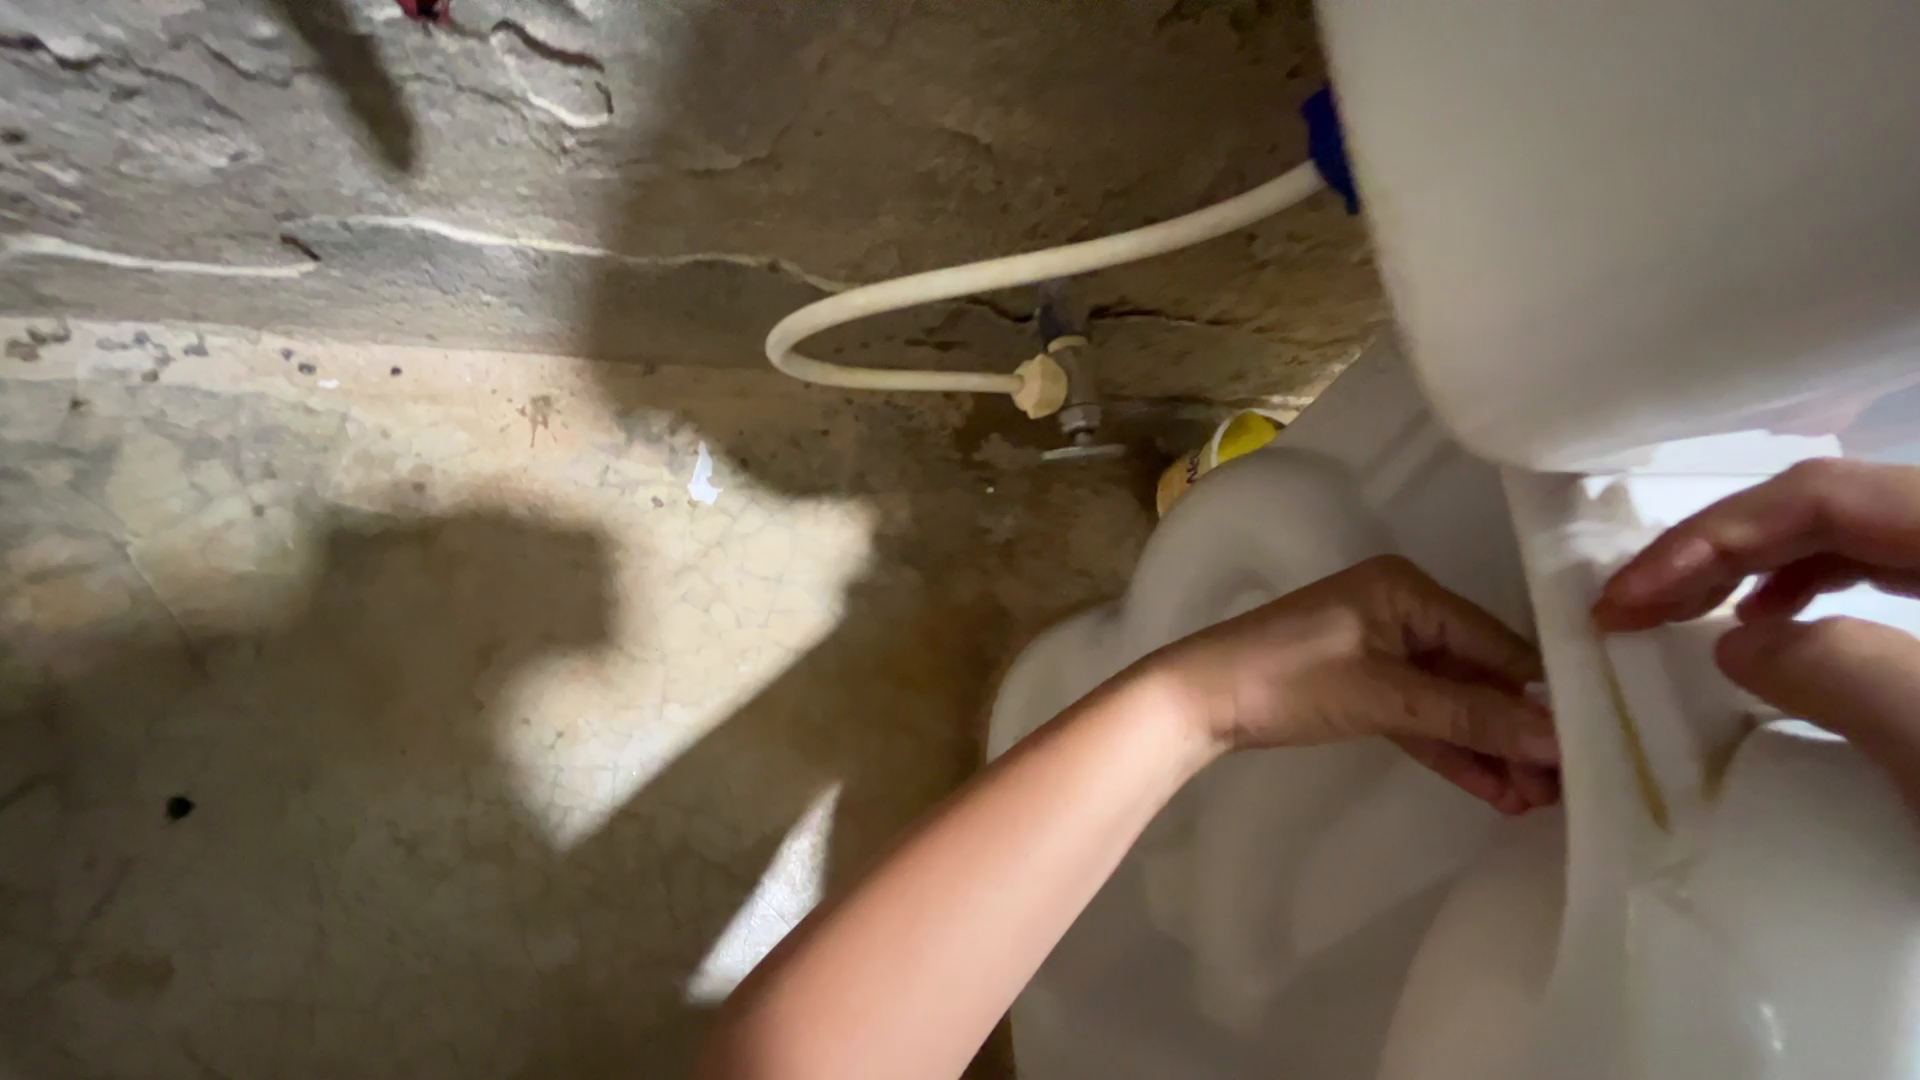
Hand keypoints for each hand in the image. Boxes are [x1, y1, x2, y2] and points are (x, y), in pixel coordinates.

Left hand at [1142, 555, 1560, 815]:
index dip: (1541, 697)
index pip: (1495, 643)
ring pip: (1450, 699)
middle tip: (1564, 790)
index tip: (1592, 750)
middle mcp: (1400, 611)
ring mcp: (1379, 648)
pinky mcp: (1361, 683)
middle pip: (1477, 673)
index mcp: (1406, 591)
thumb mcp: (1385, 696)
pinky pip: (1418, 714)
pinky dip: (1448, 747)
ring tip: (1535, 803)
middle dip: (1515, 731)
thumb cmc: (1289, 679)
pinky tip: (1493, 790)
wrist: (1201, 697)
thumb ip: (1471, 715)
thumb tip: (1563, 740)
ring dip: (1487, 747)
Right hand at [1593, 459, 1919, 808]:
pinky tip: (1785, 623)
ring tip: (1691, 610)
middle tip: (1634, 606)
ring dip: (1759, 565)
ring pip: (1871, 533)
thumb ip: (1851, 680)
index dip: (1707, 537)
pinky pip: (1907, 569)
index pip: (1832, 496)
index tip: (1624, 600)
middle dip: (1717, 551)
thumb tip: (1743, 641)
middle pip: (1844, 505)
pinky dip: (1821, 586)